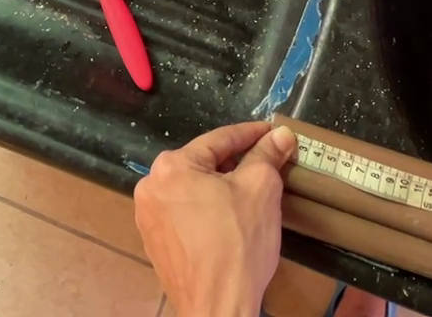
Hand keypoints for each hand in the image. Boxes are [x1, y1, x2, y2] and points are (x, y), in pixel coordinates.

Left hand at [135, 121, 297, 316]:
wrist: (219, 310)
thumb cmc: (238, 242)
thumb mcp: (261, 187)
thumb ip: (268, 154)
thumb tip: (281, 134)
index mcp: (170, 166)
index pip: (219, 140)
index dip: (251, 134)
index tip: (273, 132)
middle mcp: (151, 187)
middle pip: (204, 164)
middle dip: (236, 162)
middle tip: (266, 162)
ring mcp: (149, 218)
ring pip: (195, 188)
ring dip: (222, 187)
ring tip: (252, 190)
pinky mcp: (157, 245)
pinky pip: (187, 213)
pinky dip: (209, 209)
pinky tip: (232, 218)